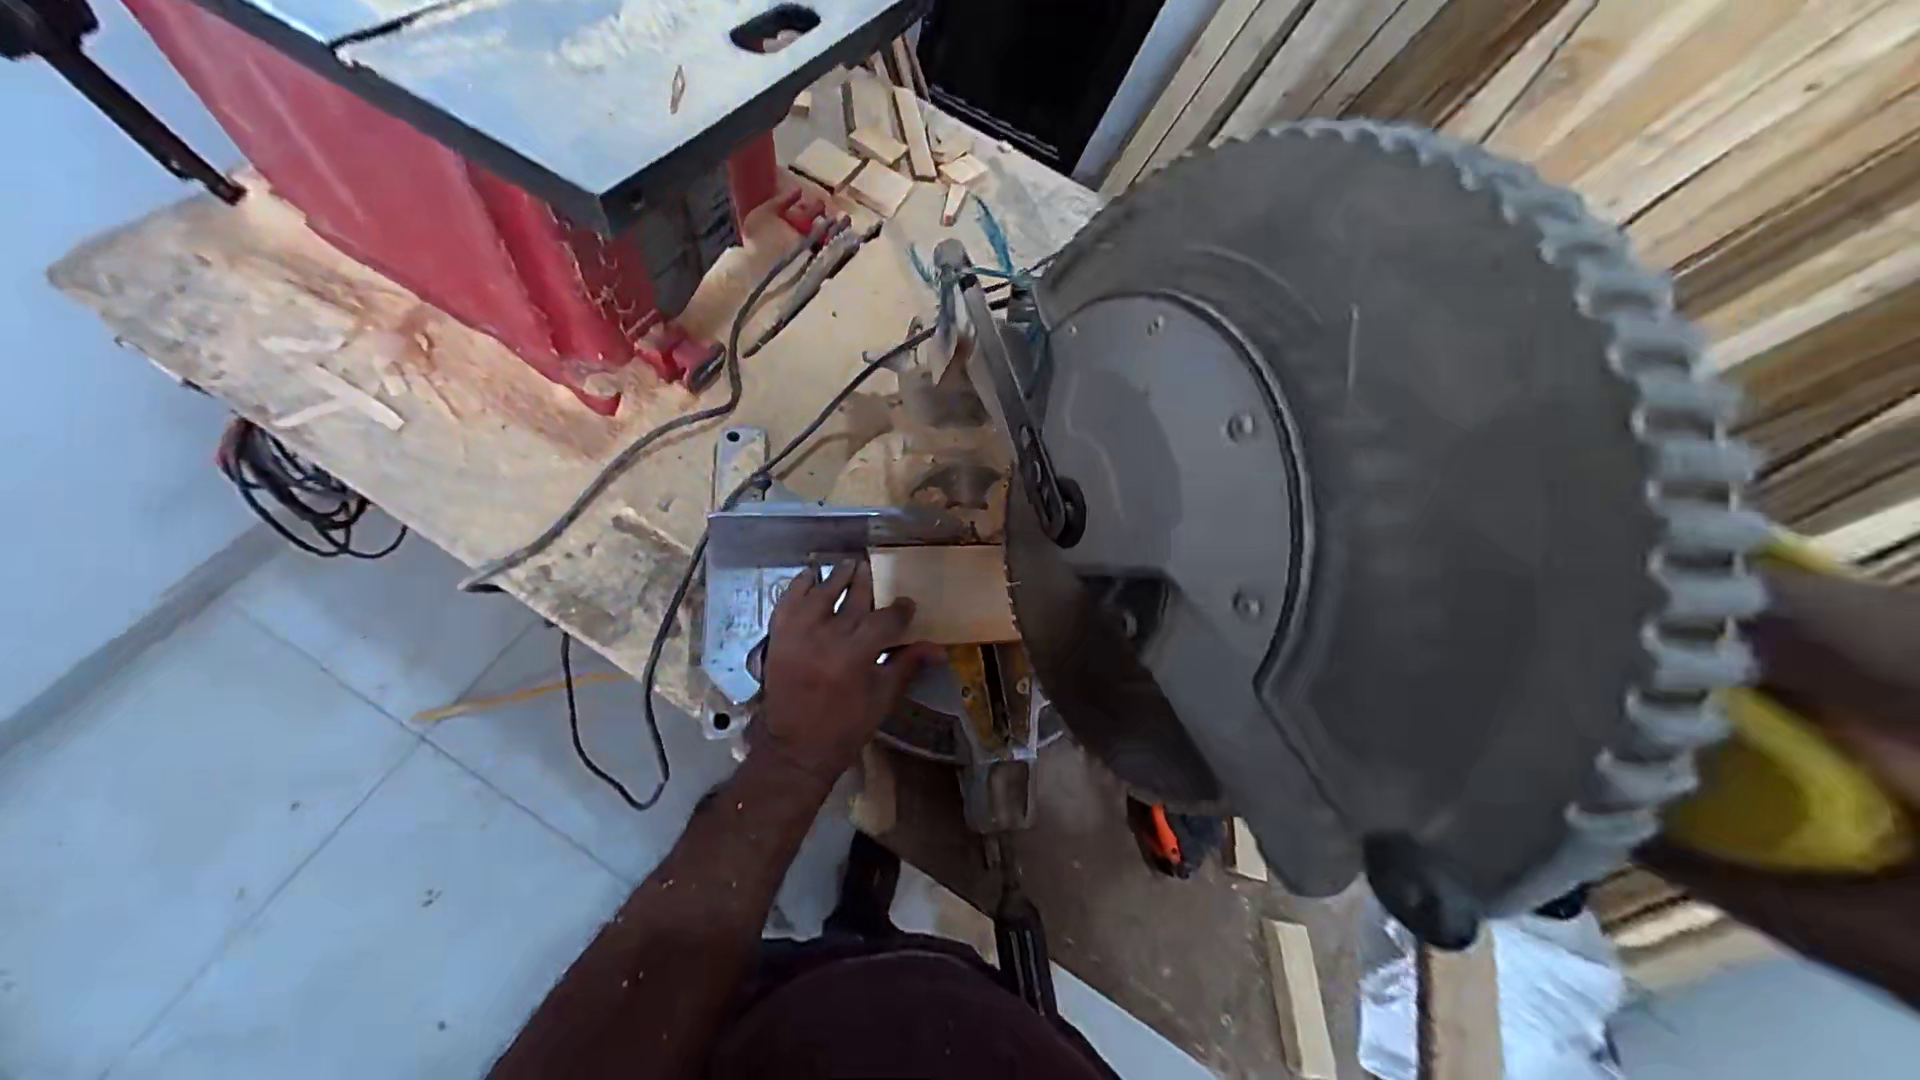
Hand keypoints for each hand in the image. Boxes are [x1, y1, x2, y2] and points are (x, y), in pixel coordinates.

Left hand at [755, 557, 942, 782]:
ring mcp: (798, 635)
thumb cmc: (846, 727)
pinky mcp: (777, 637)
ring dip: (836, 576)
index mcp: (854, 656)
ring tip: (848, 565)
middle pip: (852, 599)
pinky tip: (810, 576)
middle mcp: (825, 638)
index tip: (907, 604)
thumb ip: (907, 665)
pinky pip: (788, 601)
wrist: (795, 748)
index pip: (884, 620)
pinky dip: (799, 585)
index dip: (900, 610)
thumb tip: (939, 648)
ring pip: (821, 593)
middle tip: (874, 570)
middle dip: (866, 583)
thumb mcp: (882, 698)